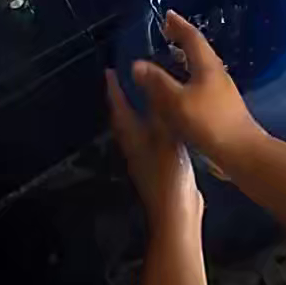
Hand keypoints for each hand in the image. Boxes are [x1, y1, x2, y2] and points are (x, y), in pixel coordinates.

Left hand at [106, 68, 201, 232]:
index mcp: (133, 136)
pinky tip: (167, 120)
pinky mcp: (159, 164)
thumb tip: (147, 78)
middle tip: (124, 80)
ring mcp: (145, 156)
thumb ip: (158, 106)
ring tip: (146, 94)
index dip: (114, 89)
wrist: (176, 212)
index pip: (119, 107)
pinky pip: (151, 136)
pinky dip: (153, 122)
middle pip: (123, 118)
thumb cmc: (168, 172)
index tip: (109, 71)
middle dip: (122, 98)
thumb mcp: (165, 133)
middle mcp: (135, 145)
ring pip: (136, 127)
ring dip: (137, 110)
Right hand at [131, 11, 266, 165]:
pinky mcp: (221, 104)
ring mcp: (221, 88)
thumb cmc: (209, 123)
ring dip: (185, 56)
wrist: (241, 151)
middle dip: (182, 37)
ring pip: (200, 65)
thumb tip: (137, 63)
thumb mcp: (177, 102)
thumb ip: (157, 82)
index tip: (167, 15)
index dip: (179, 25)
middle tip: (166, 31)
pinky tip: (180, 87)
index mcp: (207, 65)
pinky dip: (188, 74)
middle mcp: (216, 72)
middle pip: (198, 48)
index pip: (192, 37)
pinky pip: (201, 80)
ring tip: (170, 55)